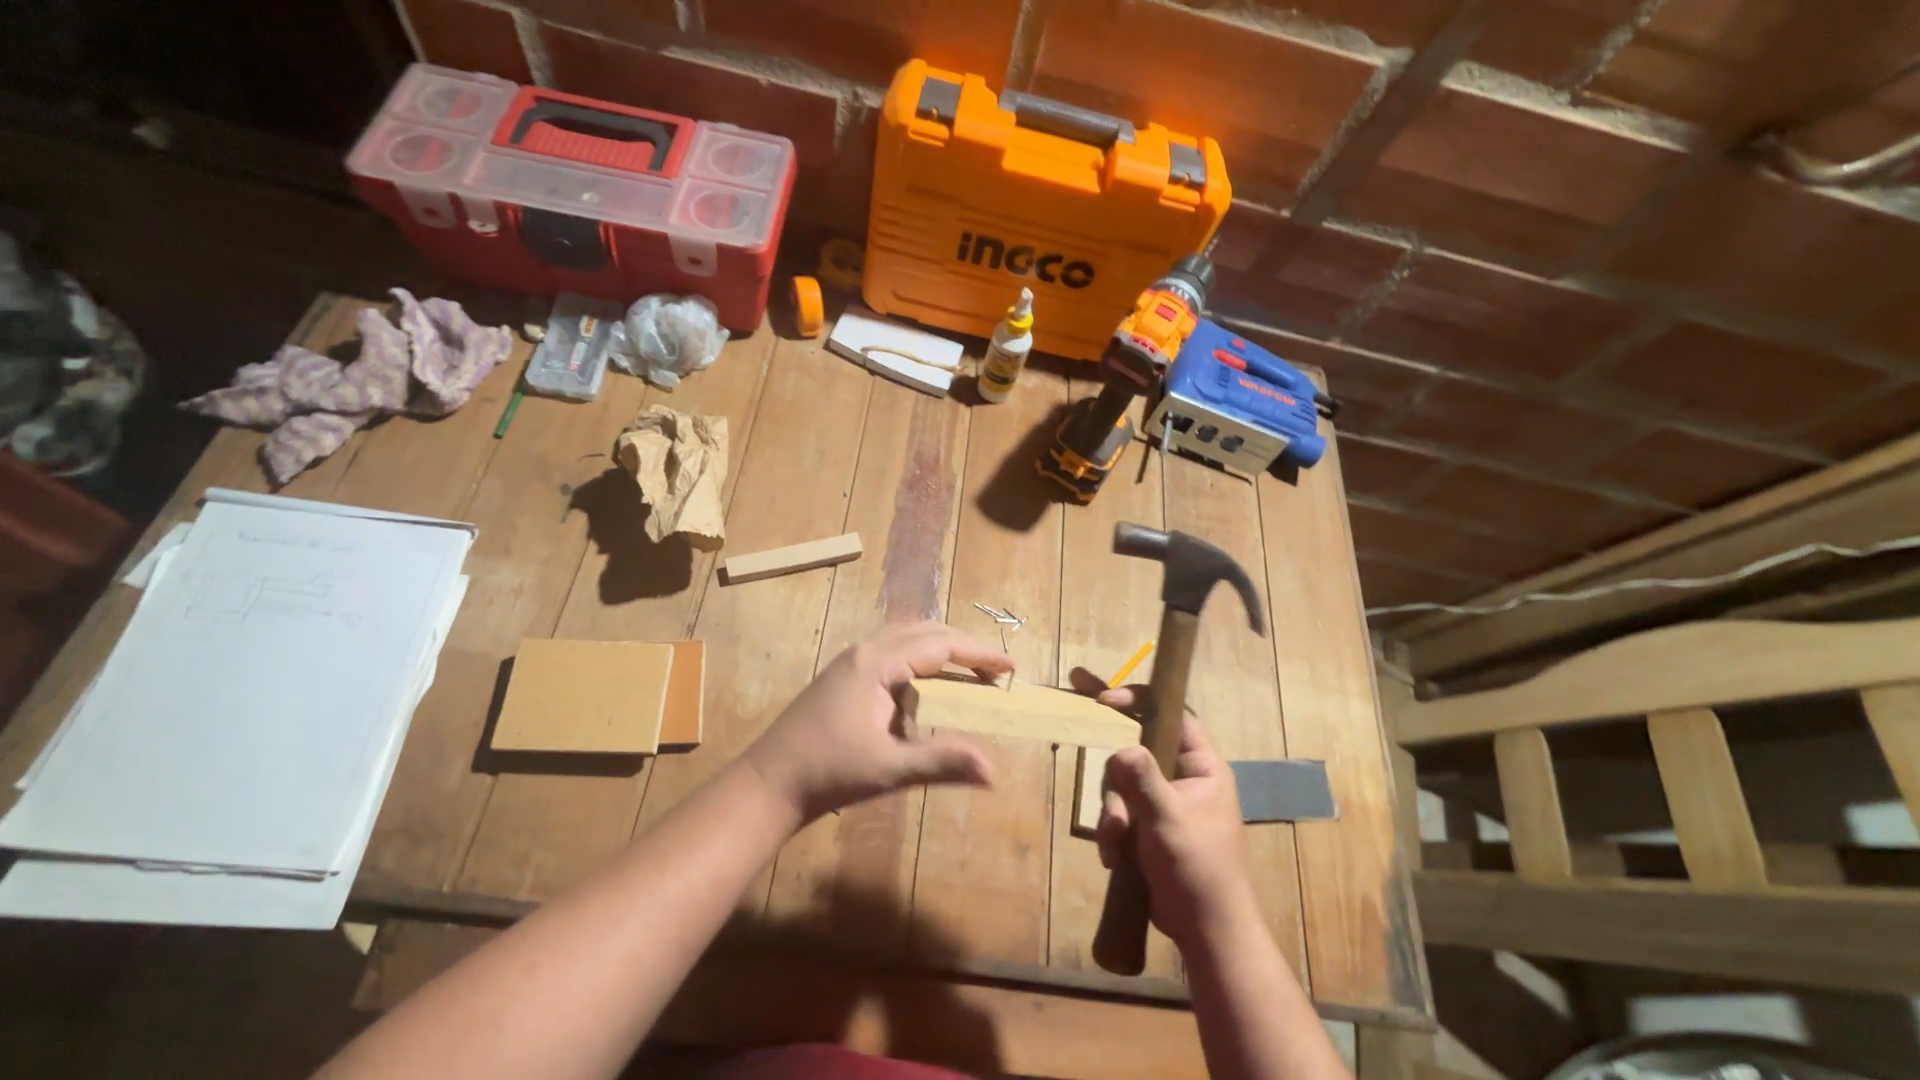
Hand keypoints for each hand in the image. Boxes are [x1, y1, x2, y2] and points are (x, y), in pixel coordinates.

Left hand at [742, 621, 1013, 823]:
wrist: (769, 783)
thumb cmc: (828, 772)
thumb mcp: (889, 769)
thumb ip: (942, 763)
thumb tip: (993, 770)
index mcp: (876, 663)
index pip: (939, 644)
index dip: (978, 654)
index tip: (1011, 667)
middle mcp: (864, 652)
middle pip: (924, 632)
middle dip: (963, 647)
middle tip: (995, 671)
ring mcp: (849, 663)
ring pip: (906, 640)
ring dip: (940, 651)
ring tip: (969, 675)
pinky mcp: (842, 679)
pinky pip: (890, 655)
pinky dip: (919, 663)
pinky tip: (927, 692)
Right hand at [1092, 687, 1256, 949]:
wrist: (1206, 930)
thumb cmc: (1198, 869)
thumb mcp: (1168, 820)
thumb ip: (1142, 781)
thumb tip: (1120, 749)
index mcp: (1203, 768)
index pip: (1172, 715)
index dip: (1140, 701)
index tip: (1104, 700)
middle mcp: (1184, 780)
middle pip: (1136, 754)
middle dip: (1118, 787)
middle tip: (1115, 817)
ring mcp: (1166, 805)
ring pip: (1122, 788)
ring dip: (1114, 817)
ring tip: (1118, 847)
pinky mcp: (1150, 829)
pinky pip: (1121, 814)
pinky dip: (1114, 835)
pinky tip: (1115, 859)